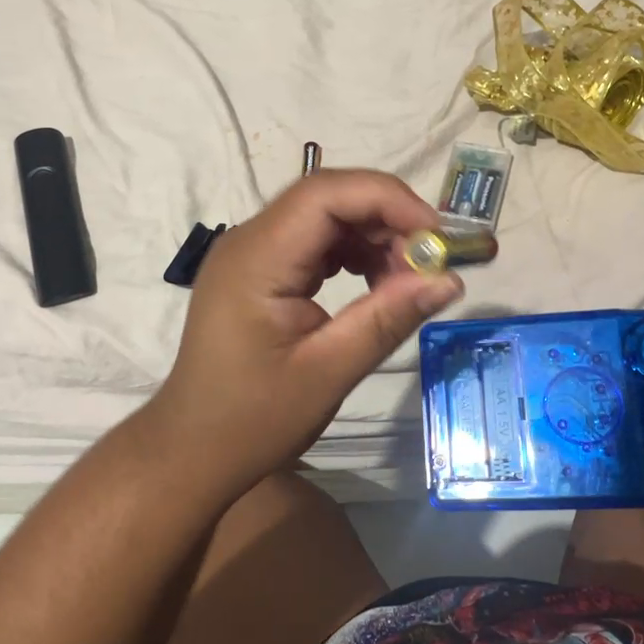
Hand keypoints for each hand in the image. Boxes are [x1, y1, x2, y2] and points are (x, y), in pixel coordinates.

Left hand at [144, 169, 464, 492]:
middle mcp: (250, 241)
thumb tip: (450, 280)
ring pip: (325, 216)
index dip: (387, 200)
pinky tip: (379, 285)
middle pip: (327, 197)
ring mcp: (252, 253)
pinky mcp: (261, 271)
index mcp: (257, 259)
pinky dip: (354, 254)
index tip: (436, 237)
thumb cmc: (253, 419)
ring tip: (409, 279)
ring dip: (374, 236)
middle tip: (432, 260)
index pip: (325, 193)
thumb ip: (387, 319)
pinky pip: (315, 242)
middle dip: (387, 218)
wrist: (193, 449)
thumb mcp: (328, 373)